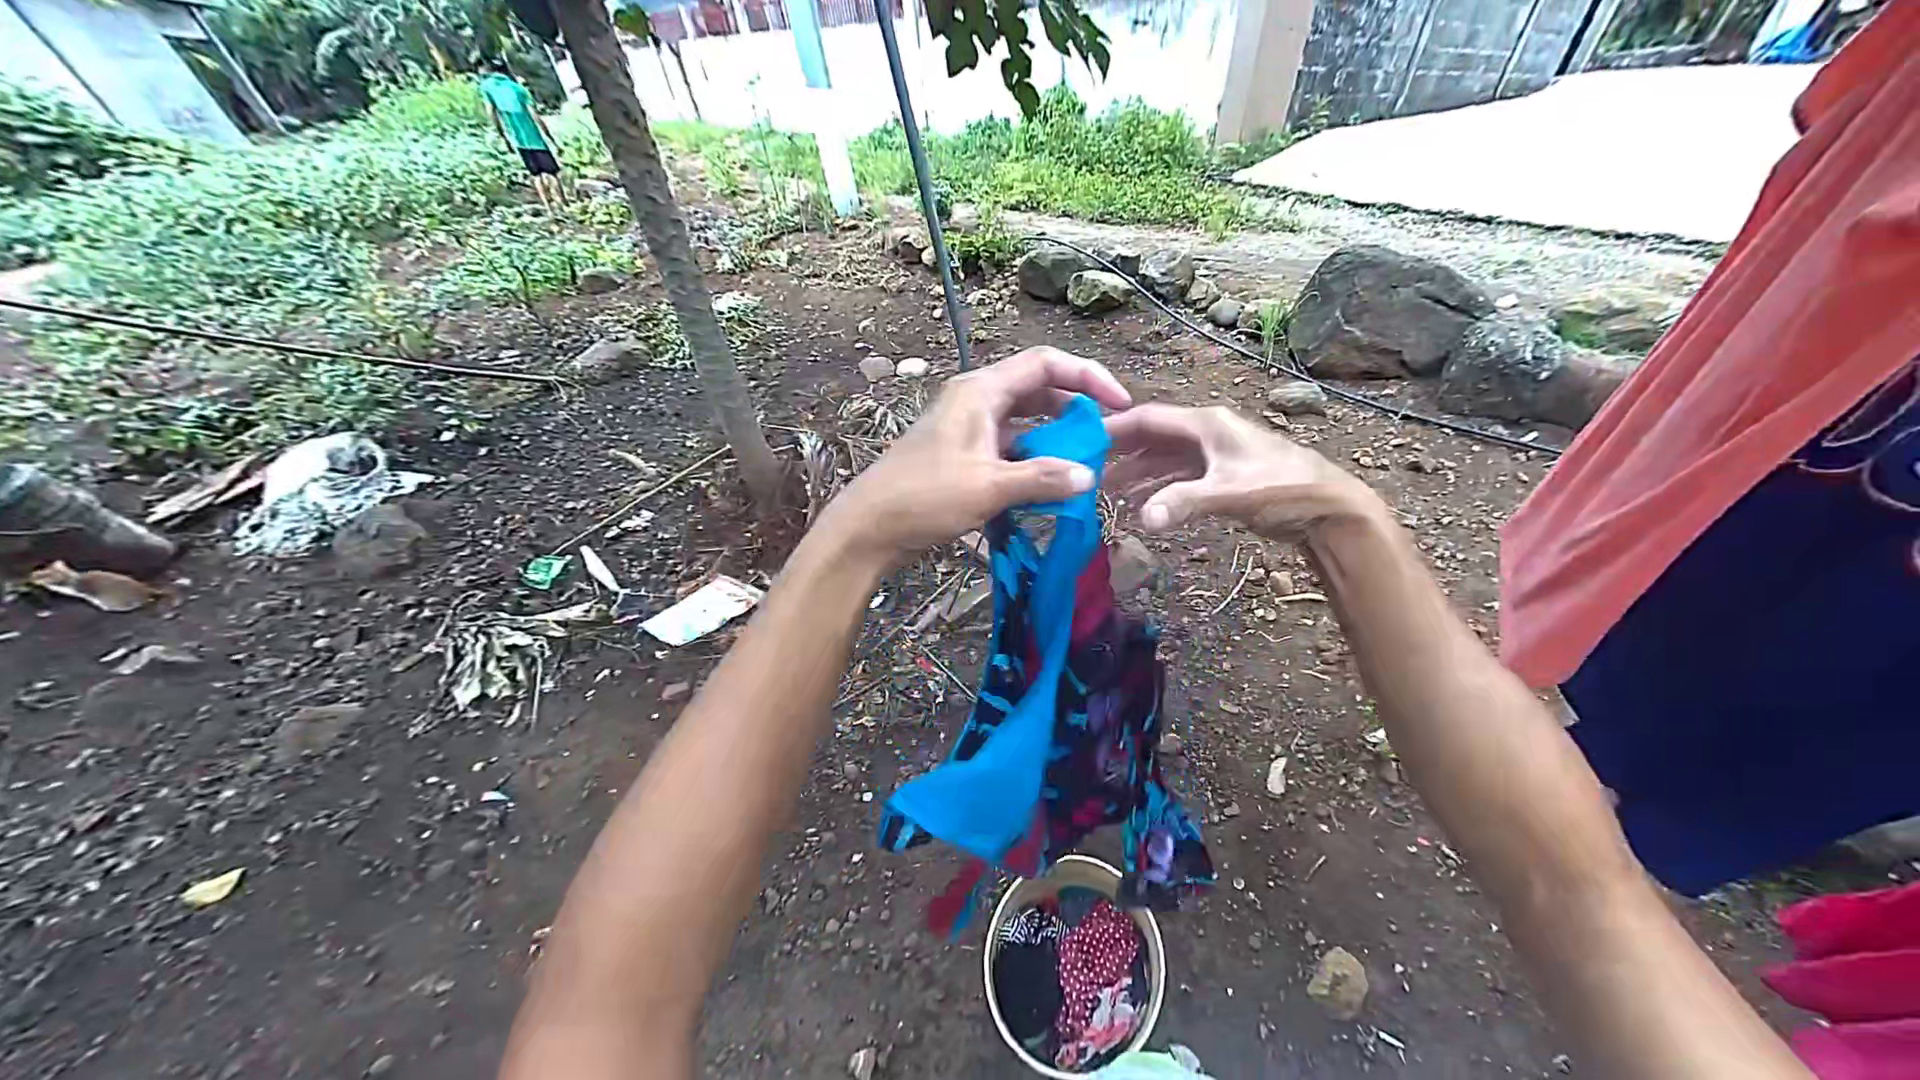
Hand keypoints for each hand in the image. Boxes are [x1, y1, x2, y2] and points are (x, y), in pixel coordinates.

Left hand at [818, 347, 1132, 566]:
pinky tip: (1048, 482)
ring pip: (1024, 421)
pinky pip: (1009, 445)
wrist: (870, 526)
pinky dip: (1032, 458)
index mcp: (981, 392)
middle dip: (1074, 409)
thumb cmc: (923, 497)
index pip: (1045, 363)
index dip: (1088, 376)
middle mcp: (975, 400)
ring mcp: (967, 427)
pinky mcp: (963, 453)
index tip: (1119, 402)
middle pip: (1037, 389)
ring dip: (1054, 437)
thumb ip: (1041, 479)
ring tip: (1083, 461)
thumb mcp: (988, 487)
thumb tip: (1088, 476)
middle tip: (1105, 436)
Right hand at [1105, 404, 1381, 538]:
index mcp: (1206, 424)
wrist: (1331, 510)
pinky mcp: (1223, 475)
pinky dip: (1160, 487)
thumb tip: (1141, 520)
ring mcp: (1216, 454)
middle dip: (1121, 454)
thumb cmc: (1282, 489)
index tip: (1084, 443)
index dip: (1114, 429)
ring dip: (1138, 473)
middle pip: (1153, 438)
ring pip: (1166, 459)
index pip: (1148, 419)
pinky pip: (1180, 476)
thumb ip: (1182, 503)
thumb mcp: (1228, 493)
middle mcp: (1207, 432)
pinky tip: (1144, 504)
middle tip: (1089, 471)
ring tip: (1108, 491)